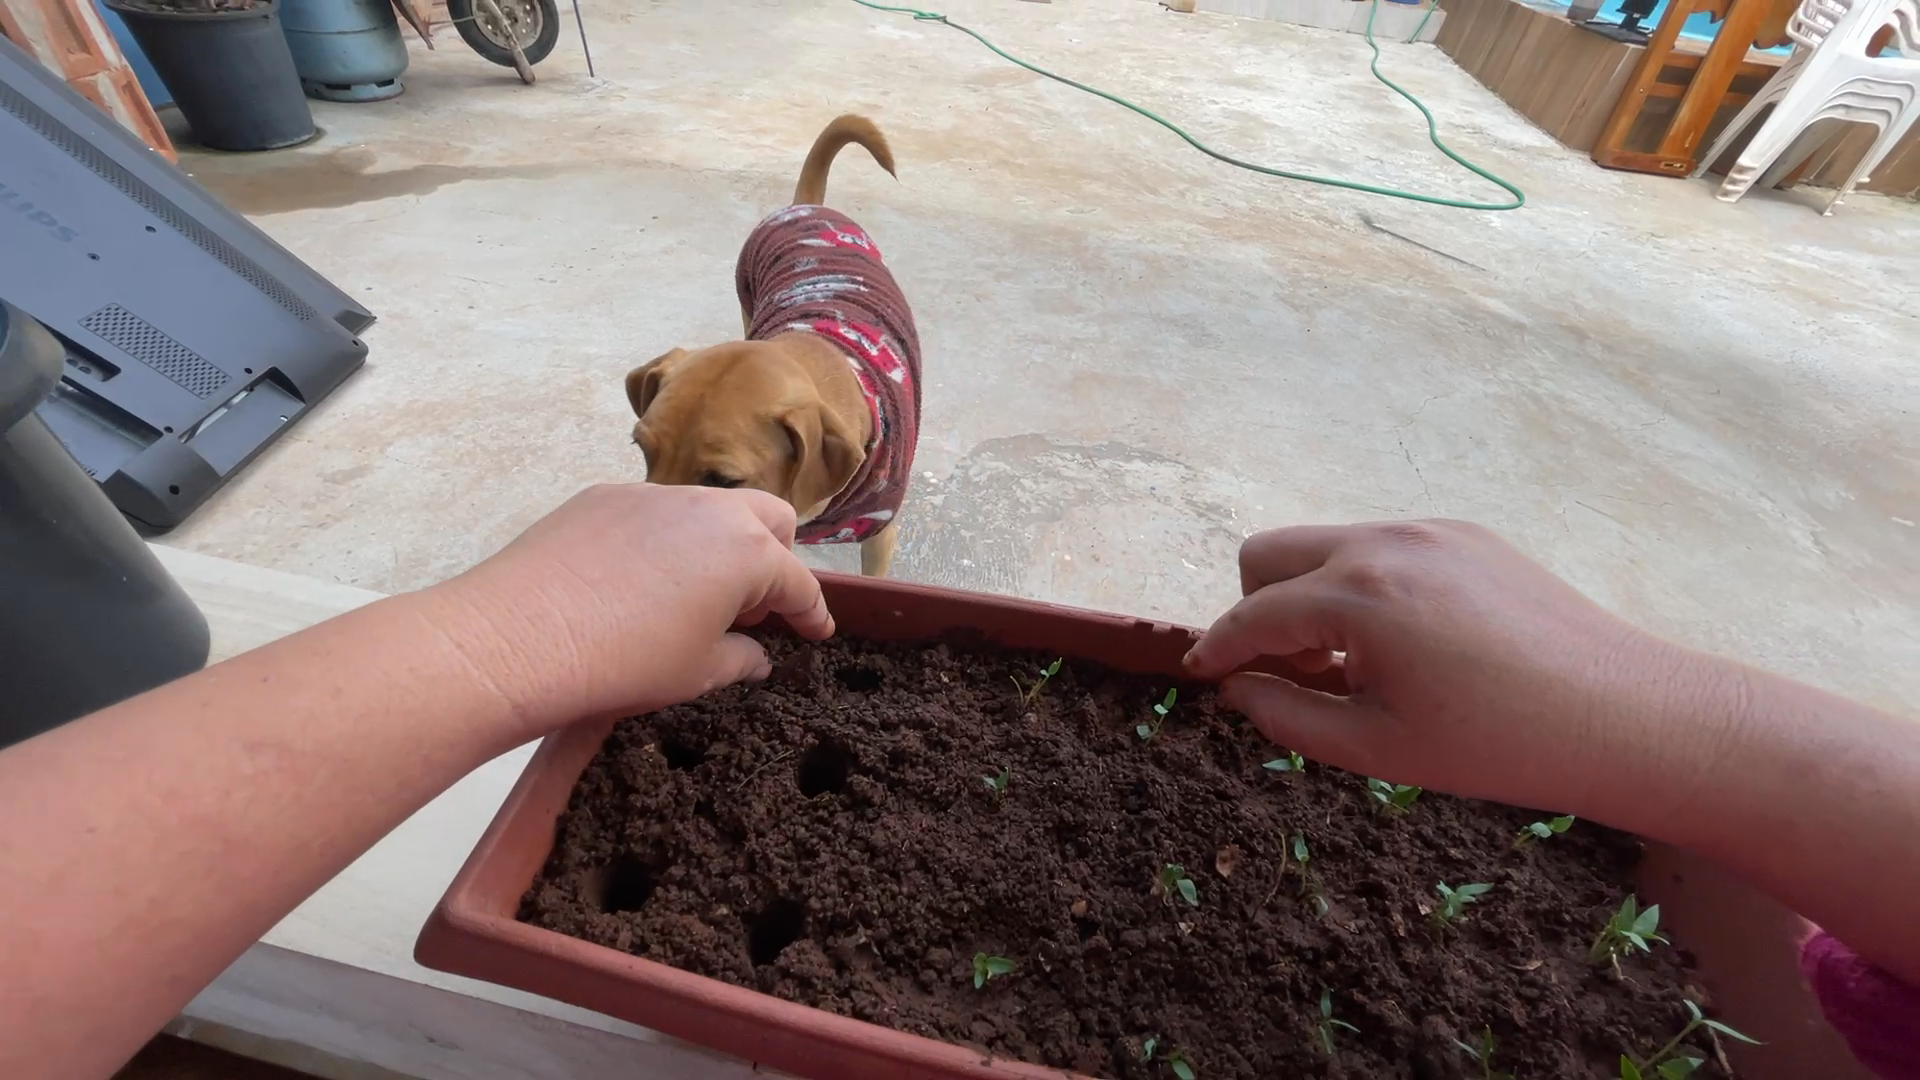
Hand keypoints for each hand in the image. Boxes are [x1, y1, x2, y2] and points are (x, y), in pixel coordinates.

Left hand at [426, 483, 833, 738]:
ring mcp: (656, 494)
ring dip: (721, 546)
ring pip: (713, 510)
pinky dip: (667, 540)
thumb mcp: (698, 672)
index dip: (813, 613)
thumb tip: (756, 655)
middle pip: (771, 520)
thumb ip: (742, 658)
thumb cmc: (624, 662)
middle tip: (752, 605)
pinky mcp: (606, 494)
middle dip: (777, 560)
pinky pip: (658, 511)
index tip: (817, 631)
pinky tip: (633, 578)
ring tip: (690, 591)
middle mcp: (712, 510)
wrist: (513, 640)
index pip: (799, 583)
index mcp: (747, 553)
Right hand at [1183, 520, 1719, 814]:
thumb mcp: (1374, 748)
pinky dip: (1354, 586)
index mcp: (1358, 593)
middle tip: (1290, 667)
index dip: (1217, 647)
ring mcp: (1425, 529)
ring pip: (1318, 545)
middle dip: (1254, 608)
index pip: (1253, 613)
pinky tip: (1399, 638)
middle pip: (1267, 554)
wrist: (1642, 721)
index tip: (1199, 673)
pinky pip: (1371, 547)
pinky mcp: (1460, 533)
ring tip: (1347, 658)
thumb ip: (1283, 716)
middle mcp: (1382, 541)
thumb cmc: (1498, 745)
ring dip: (1304, 597)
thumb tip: (1235, 688)